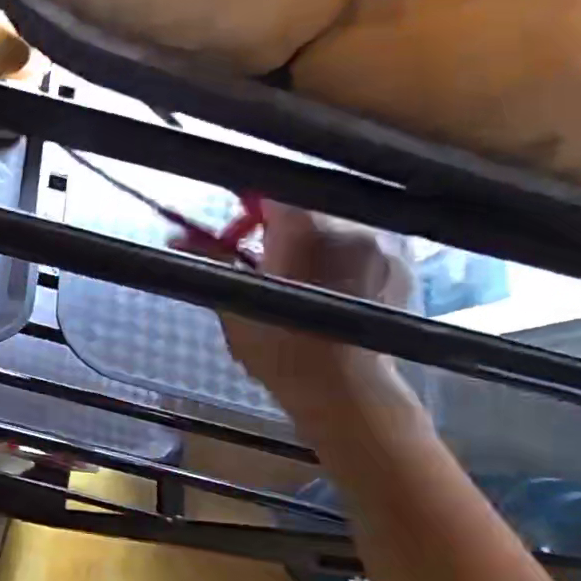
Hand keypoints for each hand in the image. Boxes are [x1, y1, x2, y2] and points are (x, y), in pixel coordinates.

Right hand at [185, 200, 415, 413]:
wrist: (345, 389)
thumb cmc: (279, 350)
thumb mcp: (233, 305)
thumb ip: (211, 262)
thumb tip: (176, 237)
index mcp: (306, 233)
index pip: (274, 191)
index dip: (249, 201)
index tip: (234, 222)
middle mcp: (352, 227)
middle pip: (307, 206)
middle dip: (279, 224)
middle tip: (257, 253)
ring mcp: (385, 244)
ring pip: (337, 223)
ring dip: (312, 237)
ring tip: (294, 270)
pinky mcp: (404, 264)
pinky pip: (365, 242)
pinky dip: (340, 252)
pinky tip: (326, 281)